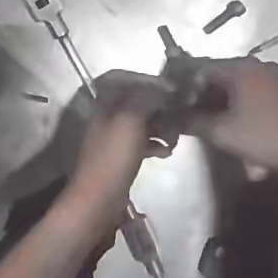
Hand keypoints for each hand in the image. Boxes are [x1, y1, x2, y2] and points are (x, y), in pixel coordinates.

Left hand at [65, 71, 173, 210]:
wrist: (97, 200)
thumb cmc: (113, 157)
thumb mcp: (130, 120)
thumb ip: (146, 98)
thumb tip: (164, 87)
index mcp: (105, 104)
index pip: (121, 78)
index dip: (145, 79)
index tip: (170, 88)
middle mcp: (108, 117)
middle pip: (136, 100)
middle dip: (159, 106)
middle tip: (180, 114)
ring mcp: (115, 138)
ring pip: (143, 122)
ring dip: (162, 126)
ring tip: (175, 138)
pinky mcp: (122, 157)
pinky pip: (143, 142)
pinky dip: (156, 144)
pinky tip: (166, 152)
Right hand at [184, 58, 277, 175]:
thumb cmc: (264, 138)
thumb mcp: (221, 132)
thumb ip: (193, 122)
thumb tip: (174, 118)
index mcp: (241, 67)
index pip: (201, 68)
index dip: (185, 86)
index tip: (177, 105)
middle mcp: (259, 65)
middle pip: (220, 73)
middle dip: (203, 92)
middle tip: (190, 113)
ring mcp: (276, 77)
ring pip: (238, 83)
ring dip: (221, 98)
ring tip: (209, 120)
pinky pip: (254, 90)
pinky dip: (239, 101)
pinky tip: (234, 120)